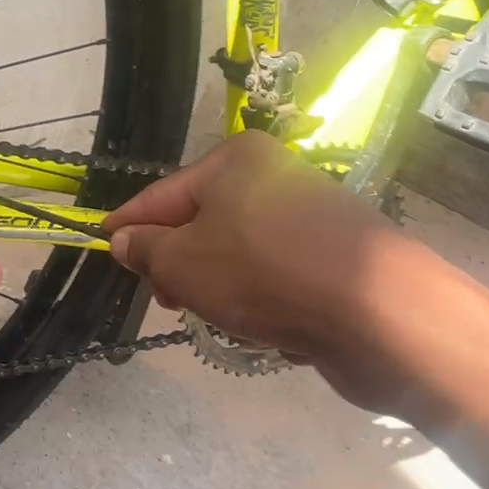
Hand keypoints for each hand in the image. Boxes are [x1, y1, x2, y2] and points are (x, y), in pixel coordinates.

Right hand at [102, 130, 462, 409]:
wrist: (383, 315)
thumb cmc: (264, 273)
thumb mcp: (182, 262)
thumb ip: (146, 250)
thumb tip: (126, 241)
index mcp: (236, 160)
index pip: (162, 195)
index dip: (130, 225)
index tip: (105, 245)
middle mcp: (275, 177)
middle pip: (202, 224)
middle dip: (180, 265)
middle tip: (170, 301)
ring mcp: (311, 217)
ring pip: (238, 255)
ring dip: (220, 288)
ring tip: (223, 319)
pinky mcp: (338, 259)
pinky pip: (276, 276)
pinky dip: (262, 300)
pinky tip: (266, 328)